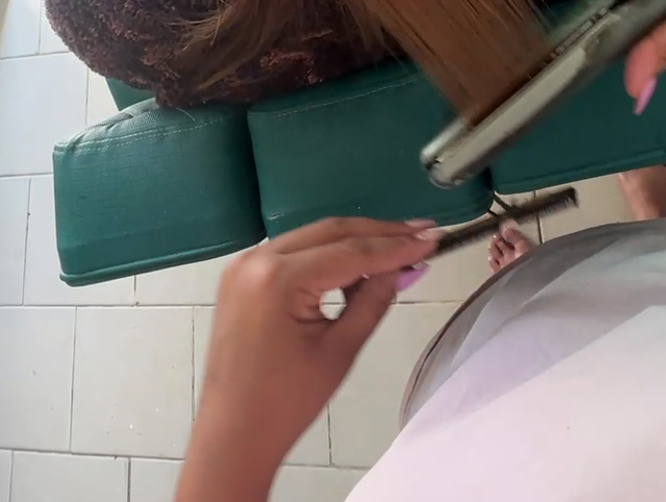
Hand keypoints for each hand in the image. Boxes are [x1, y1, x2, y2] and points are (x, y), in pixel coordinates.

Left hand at [181, 218, 438, 501]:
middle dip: (379, 233)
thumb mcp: (340, 351)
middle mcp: (257, 257)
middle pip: (331, 232)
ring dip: (355, 240)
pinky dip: (327, 252)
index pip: (350, 251)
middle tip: (422, 231)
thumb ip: (373, 300)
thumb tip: (404, 266)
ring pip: (313, 236)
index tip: (432, 237)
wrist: (233, 434)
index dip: (396, 245)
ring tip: (398, 244)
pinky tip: (357, 261)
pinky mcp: (243, 273)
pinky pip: (294, 250)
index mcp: (278, 278)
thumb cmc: (286, 403)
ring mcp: (245, 262)